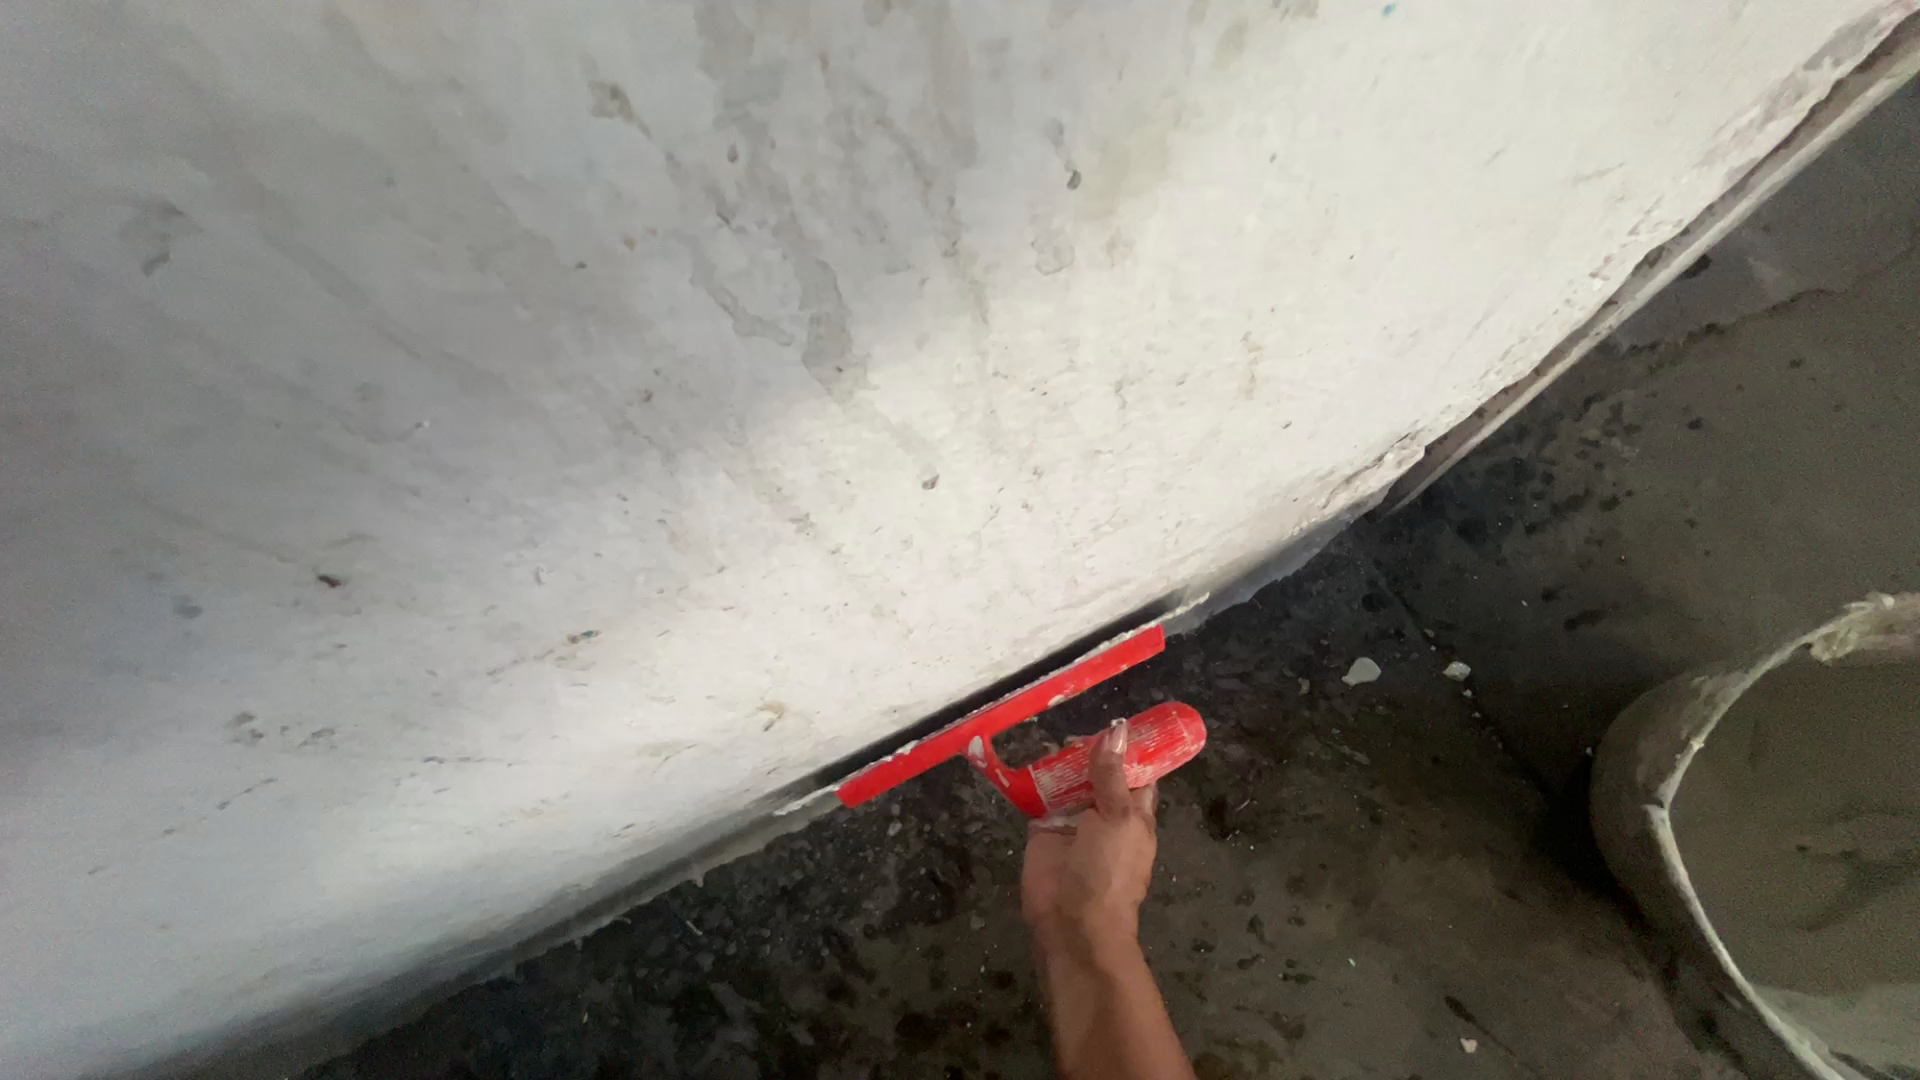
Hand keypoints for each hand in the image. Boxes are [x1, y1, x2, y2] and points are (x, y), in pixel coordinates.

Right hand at [1022, 717, 1159, 957]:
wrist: (1073, 922)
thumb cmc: (1109, 870)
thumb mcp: (1118, 817)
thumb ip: (1111, 774)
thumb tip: (1116, 730)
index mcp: (1134, 812)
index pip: (1137, 773)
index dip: (1130, 748)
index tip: (1119, 721)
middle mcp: (1104, 812)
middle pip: (1098, 771)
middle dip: (1089, 750)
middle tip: (1075, 729)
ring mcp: (1072, 819)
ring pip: (1067, 780)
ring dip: (1061, 760)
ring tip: (1053, 741)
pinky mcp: (1043, 827)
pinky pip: (1038, 795)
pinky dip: (1033, 777)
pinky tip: (1029, 757)